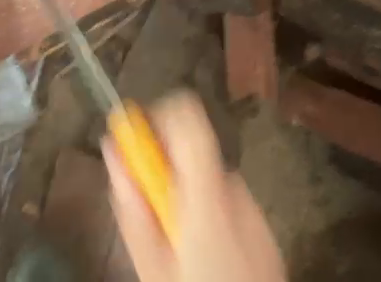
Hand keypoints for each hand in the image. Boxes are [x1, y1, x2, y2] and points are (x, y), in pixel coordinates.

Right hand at [106, 92, 284, 281]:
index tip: (137, 140)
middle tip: (150, 212)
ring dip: (190, 197)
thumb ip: (130, 203)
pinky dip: (212, 217)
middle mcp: (237, 194)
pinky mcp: (268, 238)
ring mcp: (257, 216)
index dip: (160, 116)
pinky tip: (205, 260)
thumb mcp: (149, 264)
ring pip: (212, 182)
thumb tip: (113, 150)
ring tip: (178, 247)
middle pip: (196, 152)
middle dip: (168, 170)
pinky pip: (230, 207)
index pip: (188, 118)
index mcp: (207, 197)